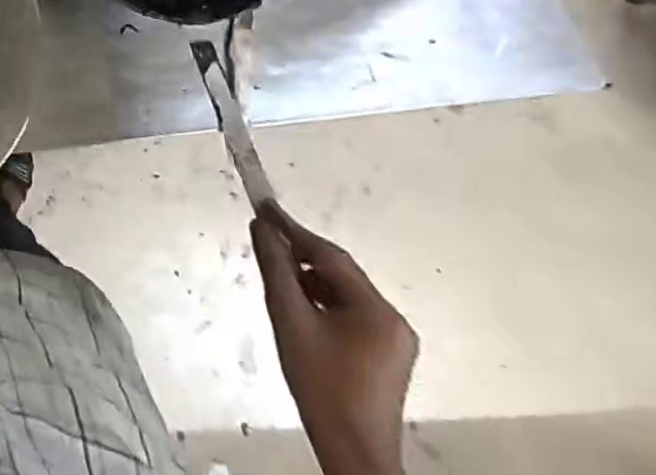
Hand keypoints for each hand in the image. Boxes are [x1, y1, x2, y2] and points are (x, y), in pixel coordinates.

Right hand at [251, 203, 416, 474]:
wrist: (352, 450)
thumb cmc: (320, 384)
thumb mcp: (289, 320)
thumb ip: (275, 269)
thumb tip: (261, 227)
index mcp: (376, 310)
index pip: (329, 255)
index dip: (292, 228)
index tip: (263, 205)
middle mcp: (393, 319)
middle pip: (339, 274)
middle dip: (301, 257)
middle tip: (265, 239)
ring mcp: (394, 340)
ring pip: (343, 294)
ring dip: (310, 282)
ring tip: (277, 279)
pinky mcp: (386, 355)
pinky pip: (350, 314)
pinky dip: (322, 304)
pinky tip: (300, 309)